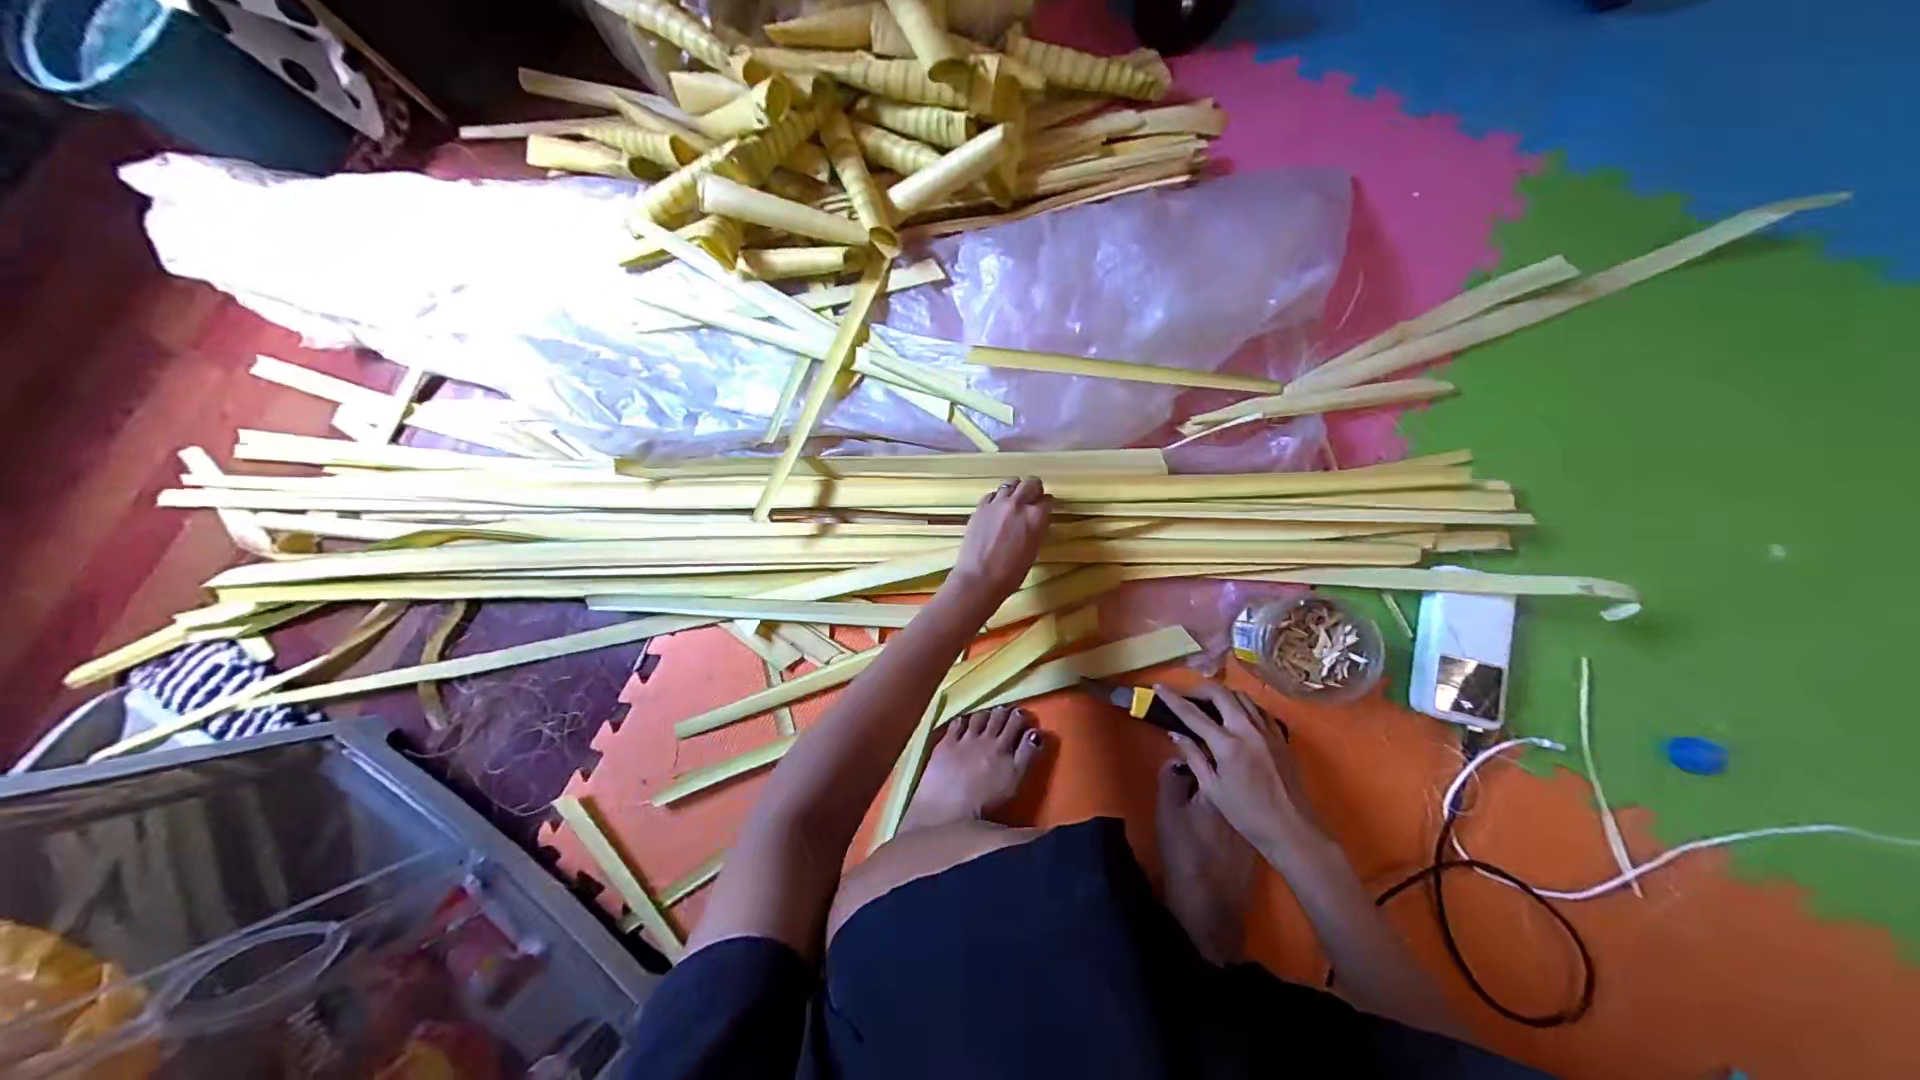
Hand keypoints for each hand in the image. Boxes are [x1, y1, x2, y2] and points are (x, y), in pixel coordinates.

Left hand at [947, 477, 1051, 600]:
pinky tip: (996, 507)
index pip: (1047, 501)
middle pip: (1030, 483)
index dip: (1046, 504)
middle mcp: (1018, 504)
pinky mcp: (980, 507)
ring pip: (1010, 483)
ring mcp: (997, 503)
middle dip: (1034, 488)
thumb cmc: (1011, 573)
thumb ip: (1035, 530)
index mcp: (1036, 517)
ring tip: (1014, 497)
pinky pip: (992, 494)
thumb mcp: (1033, 551)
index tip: (1044, 508)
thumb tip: (1034, 522)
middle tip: (1032, 496)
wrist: (979, 578)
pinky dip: (997, 498)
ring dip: (1015, 489)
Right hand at [1157, 682, 1323, 852]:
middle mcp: (1248, 730)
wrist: (1292, 828)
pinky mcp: (1281, 737)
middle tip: (1186, 695)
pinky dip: (1243, 706)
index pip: (1193, 714)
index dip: (1173, 698)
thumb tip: (1176, 734)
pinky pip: (1259, 710)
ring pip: (1242, 697)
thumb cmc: (1247, 815)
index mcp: (1227, 744)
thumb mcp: (1213, 789)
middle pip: (1221, 694)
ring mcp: (1268, 731)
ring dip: (1223, 695)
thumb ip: (1194, 757)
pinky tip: (1237, 717)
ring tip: (1209, 704)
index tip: (1159, 686)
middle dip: (1199, 689)